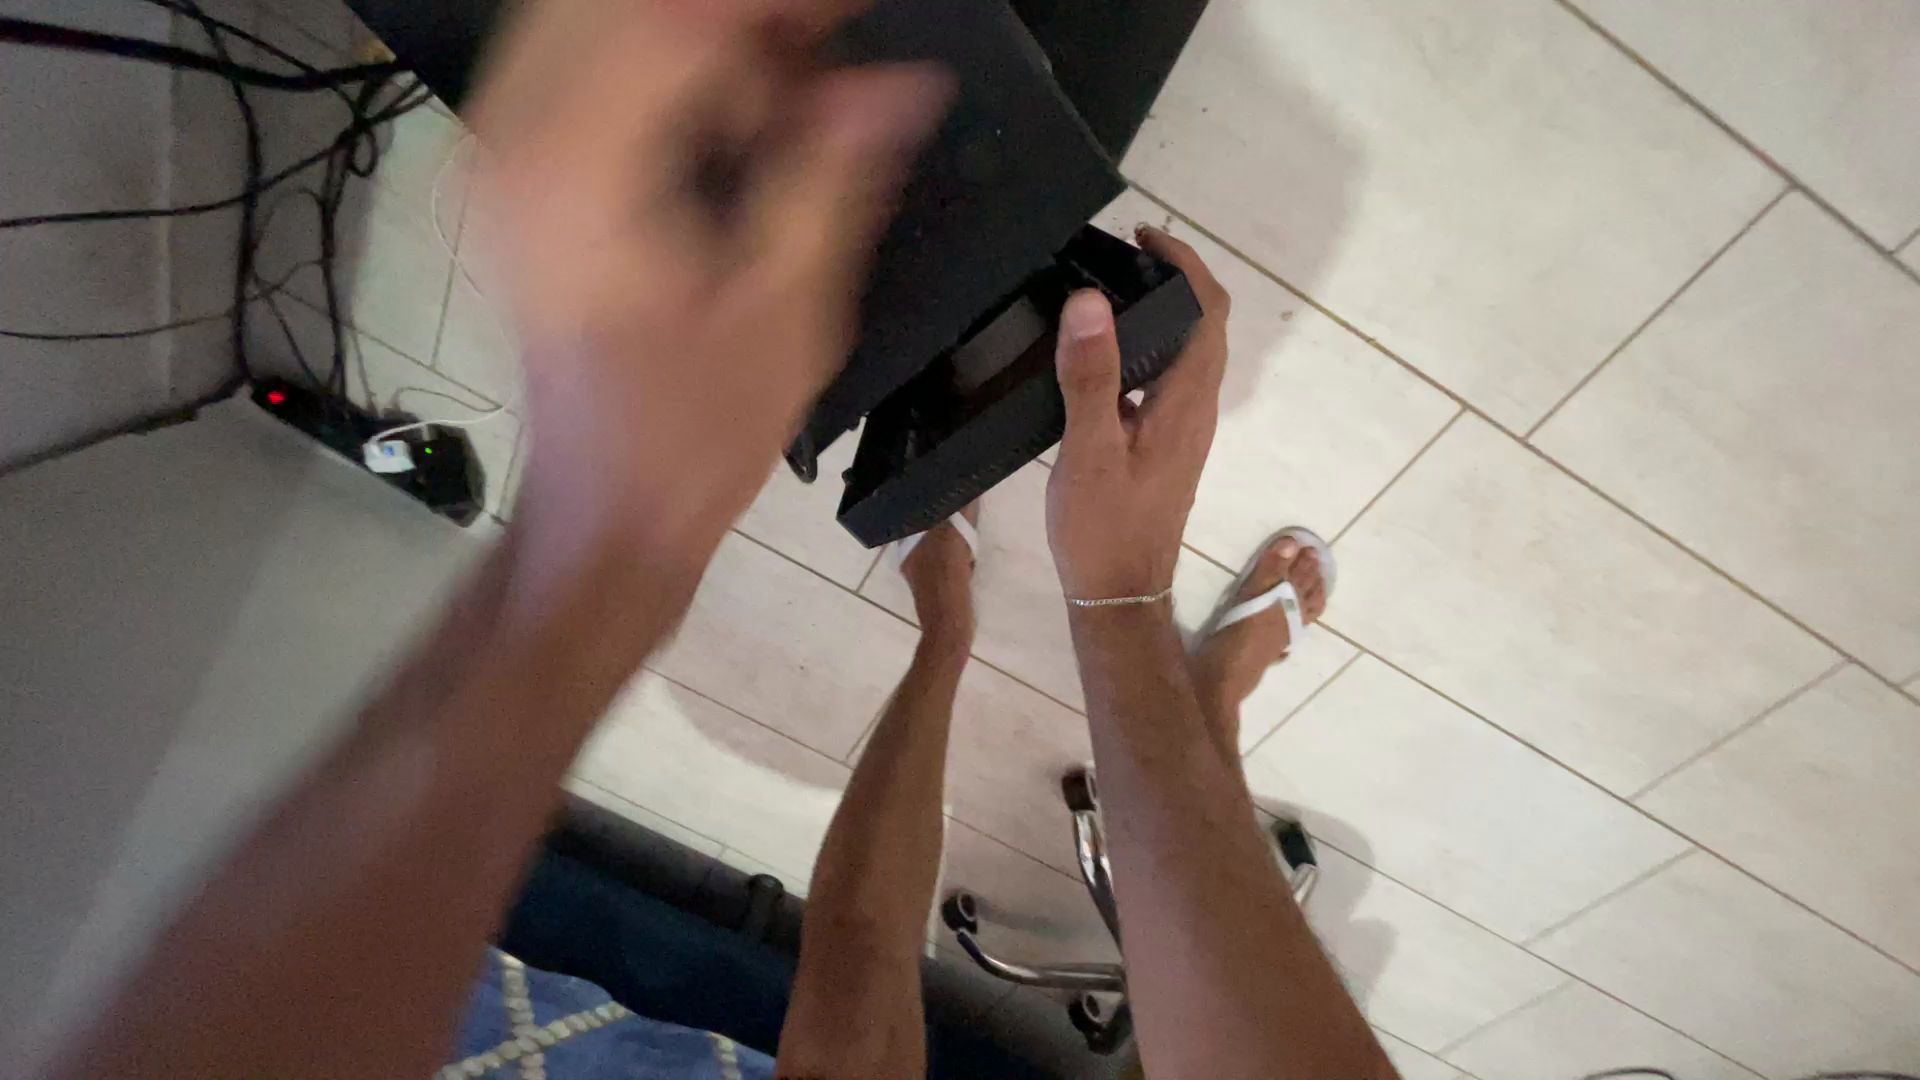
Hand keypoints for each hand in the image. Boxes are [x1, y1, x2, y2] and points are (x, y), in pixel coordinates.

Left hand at [464, 0, 948, 571]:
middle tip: (829, 50)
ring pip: (596, 23)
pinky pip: (584, 77)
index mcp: (582, 179)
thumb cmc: (694, 440)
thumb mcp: (788, 316)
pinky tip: (736, 127)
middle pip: (620, 2)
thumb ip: (833, 181)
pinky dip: (667, 78)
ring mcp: (503, 164)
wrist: (612, 509)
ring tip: (796, 92)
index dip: (776, 5)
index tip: (853, 13)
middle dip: (738, 15)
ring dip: (704, 42)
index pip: (677, 19)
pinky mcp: (518, 188)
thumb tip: (896, 90)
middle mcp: (516, 148)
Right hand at [1046, 227, 1230, 600]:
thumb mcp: (1089, 451)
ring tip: (1106, 300)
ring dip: (1161, 316)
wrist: (1119, 593)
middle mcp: (1196, 411)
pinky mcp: (1165, 448)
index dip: (1186, 264)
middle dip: (1174, 281)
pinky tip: (1100, 363)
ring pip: (1186, 355)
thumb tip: (1092, 300)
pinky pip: (1165, 383)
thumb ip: (1090, 377)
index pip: (1209, 311)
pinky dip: (1146, 353)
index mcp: (1186, 403)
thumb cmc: (1104, 528)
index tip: (1143, 236)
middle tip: (1120, 261)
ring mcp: (1183, 432)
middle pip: (1205, 327)